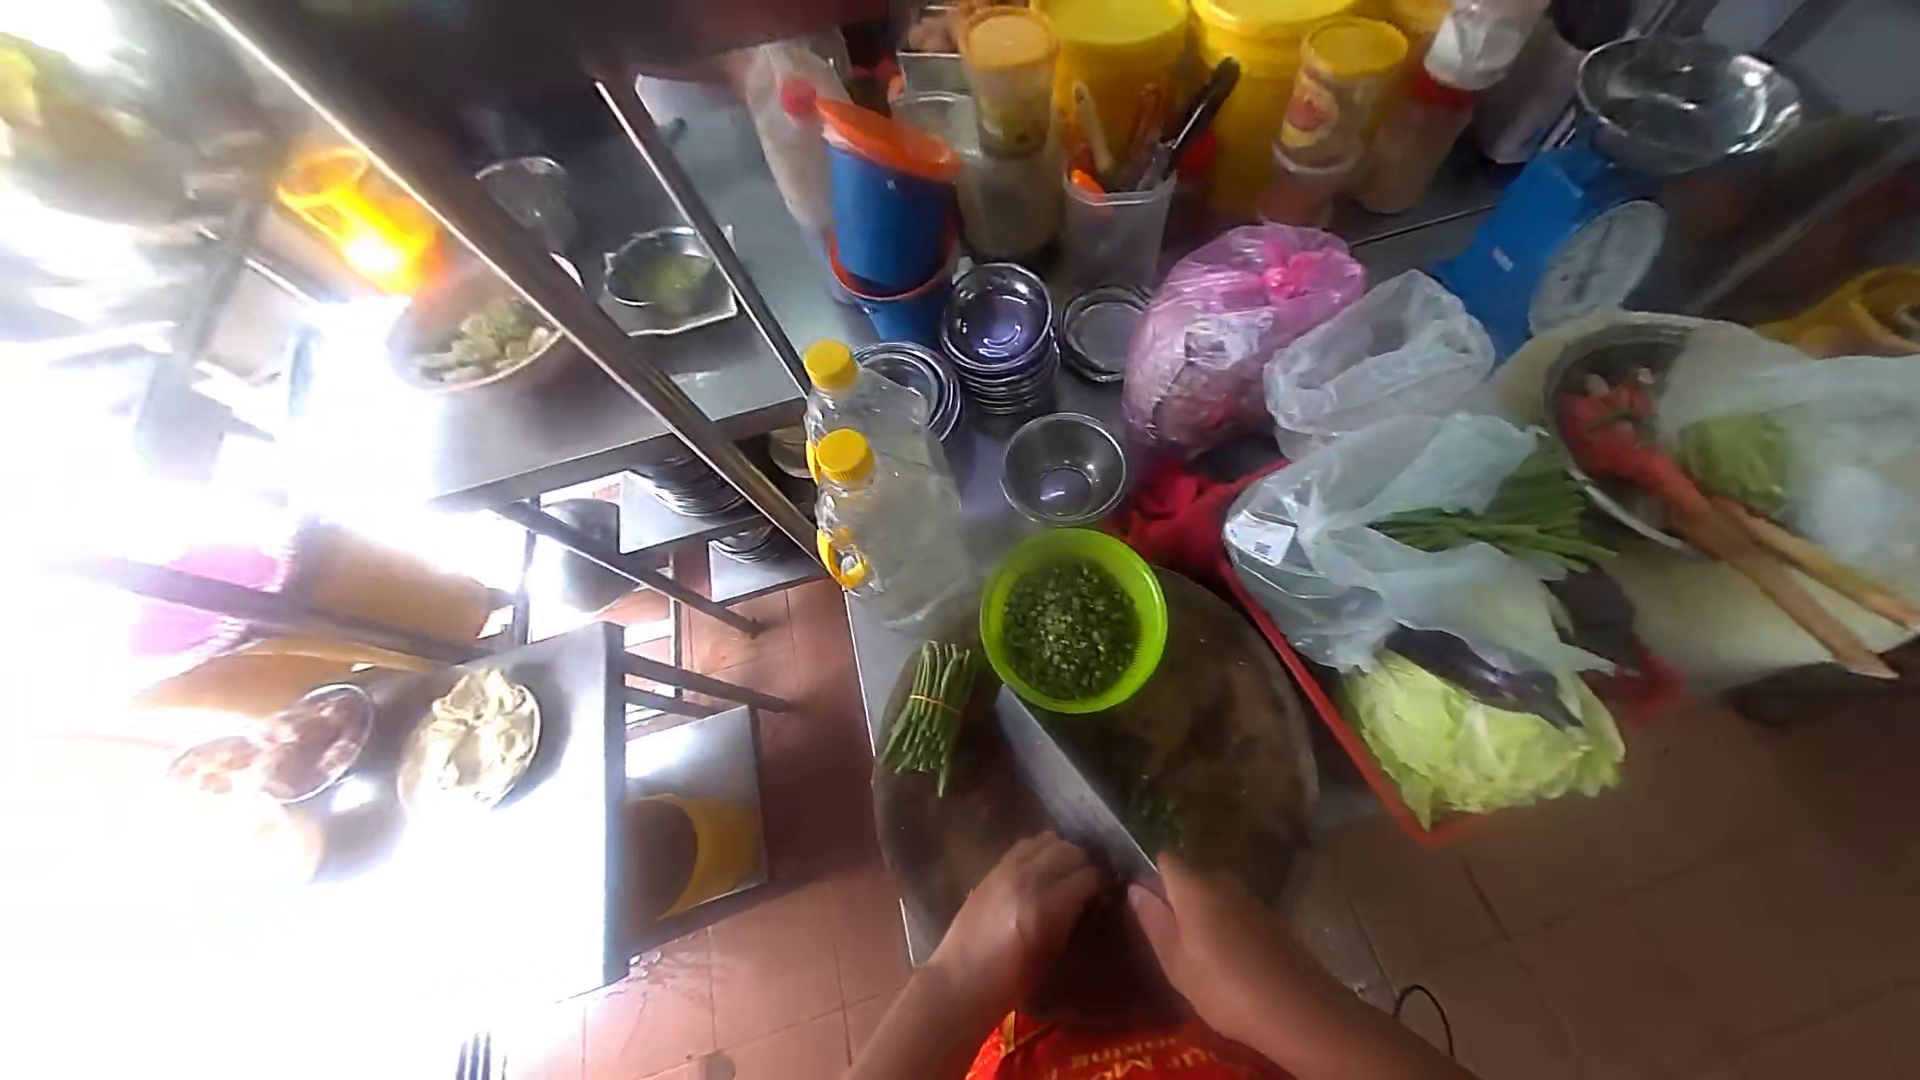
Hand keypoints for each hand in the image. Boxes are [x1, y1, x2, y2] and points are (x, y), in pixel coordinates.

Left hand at [927, 832, 1104, 1018]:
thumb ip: (1071, 919)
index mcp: (1046, 907)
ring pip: (1049, 840)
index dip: (1101, 882)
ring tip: (1067, 870)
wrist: (964, 976)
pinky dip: (1041, 849)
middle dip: (1085, 864)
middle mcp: (1028, 878)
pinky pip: (1026, 844)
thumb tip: (1089, 897)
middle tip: (1088, 881)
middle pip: (1070, 851)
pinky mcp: (995, 865)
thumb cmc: (1013, 980)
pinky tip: (1044, 865)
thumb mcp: (1053, 953)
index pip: (1087, 876)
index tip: (1104, 892)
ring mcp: (1008, 868)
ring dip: (1063, 852)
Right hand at [1126, 852, 1327, 1051]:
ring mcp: (1251, 900)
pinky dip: (1231, 932)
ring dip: (1207, 917)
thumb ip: (1153, 922)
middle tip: (1173, 940)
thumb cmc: (1227, 988)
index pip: (1165, 858)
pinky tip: (1234, 967)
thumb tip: (1135, 889)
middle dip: (1179, 900)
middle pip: (1191, 877)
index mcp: (1193, 885)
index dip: (1153, 877)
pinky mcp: (1273, 922)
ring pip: (1216, 897)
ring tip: (1203, 958)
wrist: (1304, 1015)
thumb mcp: (1177, 964)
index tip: (1149, 907)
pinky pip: (1239, 915)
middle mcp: (1222, 881)